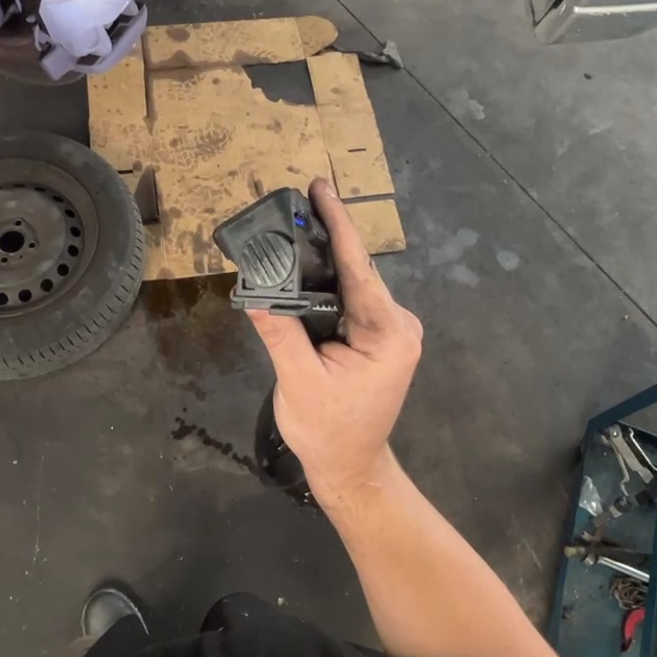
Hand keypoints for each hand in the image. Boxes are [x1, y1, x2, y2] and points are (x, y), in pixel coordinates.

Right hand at [247, 179, 423, 505]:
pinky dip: (329, 282)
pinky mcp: (379, 336)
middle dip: (329, 235)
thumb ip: (281, 335)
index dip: (338, 227)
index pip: (358, 271)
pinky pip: (352, 299)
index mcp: (388, 335)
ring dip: (327, 258)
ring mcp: (392, 330)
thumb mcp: (299, 384)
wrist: (351, 467)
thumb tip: (257, 294)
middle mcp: (399, 325)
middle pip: (358, 272)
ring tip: (298, 220)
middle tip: (301, 197)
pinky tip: (307, 262)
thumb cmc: (329, 432)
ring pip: (354, 284)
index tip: (322, 189)